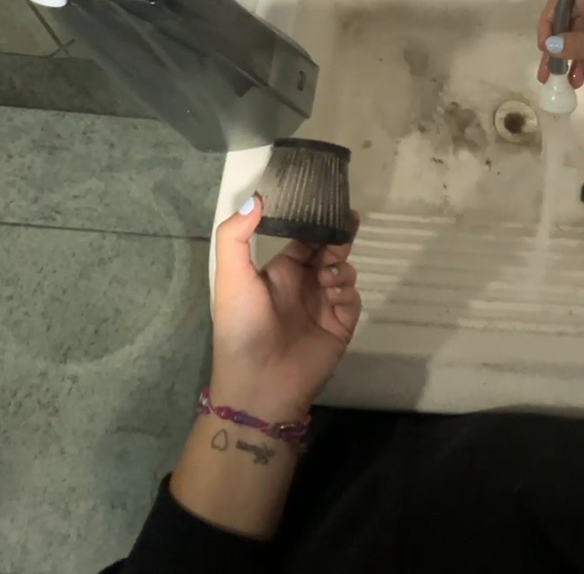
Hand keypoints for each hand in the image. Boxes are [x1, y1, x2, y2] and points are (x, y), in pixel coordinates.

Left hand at [208, 196, 360, 422]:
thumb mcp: (230, 279)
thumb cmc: (241, 328)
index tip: (332, 204)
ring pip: (344, 271)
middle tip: (349, 223)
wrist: (258, 385)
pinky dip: (347, 293)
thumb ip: (236, 237)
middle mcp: (304, 284)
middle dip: (339, 237)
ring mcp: (324, 305)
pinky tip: (333, 297)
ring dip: (341, 267)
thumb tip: (257, 198)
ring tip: (328, 276)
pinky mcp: (340, 326)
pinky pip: (352, 299)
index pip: (305, 239)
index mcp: (280, 271)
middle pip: (330, 251)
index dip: (318, 223)